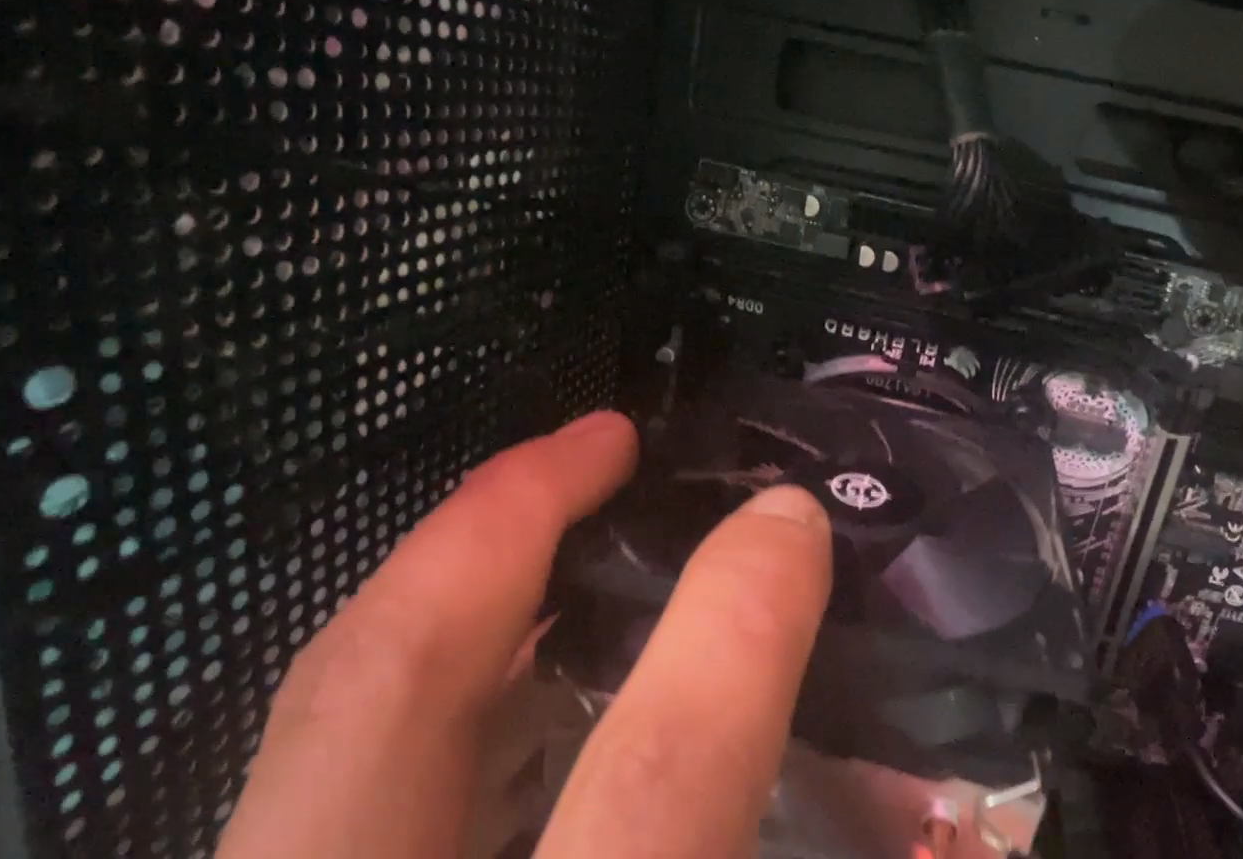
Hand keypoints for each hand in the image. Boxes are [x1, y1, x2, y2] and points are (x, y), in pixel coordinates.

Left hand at [217, 412, 833, 857]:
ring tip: (534, 521)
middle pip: (379, 700)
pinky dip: (405, 693)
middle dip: (494, 534)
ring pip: (315, 719)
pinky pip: (313, 773)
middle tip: (592, 442)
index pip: (653, 787)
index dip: (736, 634)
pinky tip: (488, 675)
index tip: (787, 524)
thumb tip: (929, 800)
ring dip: (437, 597)